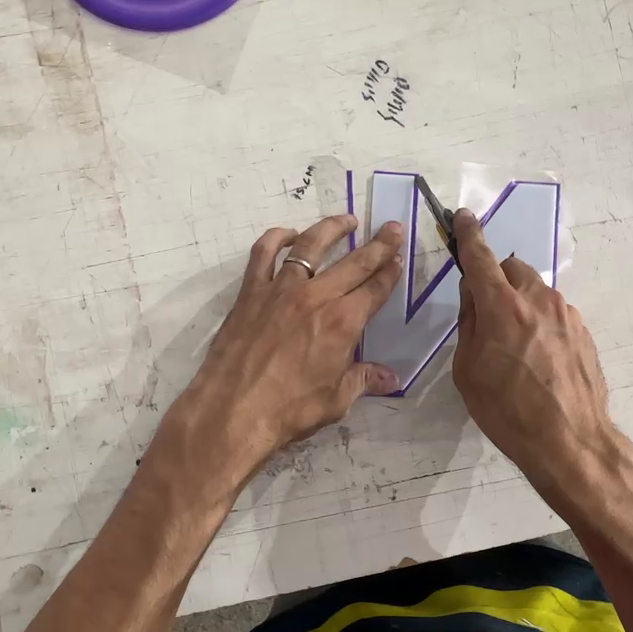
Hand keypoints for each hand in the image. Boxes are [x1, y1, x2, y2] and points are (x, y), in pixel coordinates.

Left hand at [163, 215, 404, 480]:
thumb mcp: (336, 401)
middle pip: (354, 262)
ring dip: (332, 229)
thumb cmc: (289, 411)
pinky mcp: (251, 292)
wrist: (232, 411)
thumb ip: (363, 380)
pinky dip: (277, 238)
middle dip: (378, 244)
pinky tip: (289, 235)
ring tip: (348, 220)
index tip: (399, 259)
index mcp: (342, 323)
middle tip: (392, 228)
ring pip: (311, 246)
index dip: (390, 272)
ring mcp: (280, 290)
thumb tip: (391, 379)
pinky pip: (264, 253)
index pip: (375, 290)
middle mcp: (316, 297)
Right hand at [451, 209, 617, 490]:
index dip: (468, 235)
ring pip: (535, 291)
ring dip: (519, 302)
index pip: (481, 258)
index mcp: (502, 307)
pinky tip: (537, 359)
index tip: (463, 217)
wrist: (569, 440)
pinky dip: (539, 322)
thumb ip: (469, 325)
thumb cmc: (507, 411)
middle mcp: (537, 300)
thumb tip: (474, 297)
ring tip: (512, 344)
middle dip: (496, 279)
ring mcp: (566, 314)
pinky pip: (553, 313)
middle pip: (512, 269)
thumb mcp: (467, 371)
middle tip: (485, 310)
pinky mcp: (583, 332)